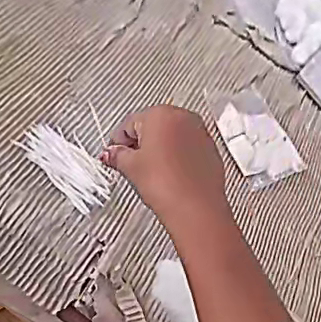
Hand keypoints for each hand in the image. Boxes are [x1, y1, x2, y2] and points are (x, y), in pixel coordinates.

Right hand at [100, 105, 233, 235]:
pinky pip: (185, 147)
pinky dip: (175, 158)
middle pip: (151, 126)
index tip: (114, 155)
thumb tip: (112, 153)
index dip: (117, 142)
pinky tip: (167, 176)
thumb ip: (117, 156)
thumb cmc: (168, 185)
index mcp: (160, 115)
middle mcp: (182, 117)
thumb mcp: (131, 168)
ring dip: (158, 150)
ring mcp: (198, 131)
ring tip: (150, 173)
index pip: (129, 124)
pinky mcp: (208, 148)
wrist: (194, 206)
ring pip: (170, 136)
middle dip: (139, 144)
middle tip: (130, 165)